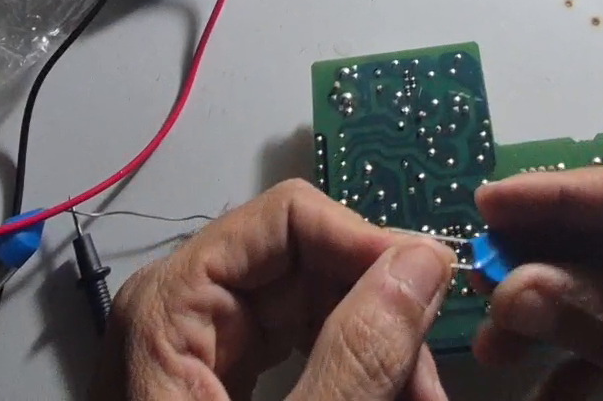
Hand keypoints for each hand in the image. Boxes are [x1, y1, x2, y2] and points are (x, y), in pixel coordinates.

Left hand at [92, 179, 457, 400]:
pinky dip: (348, 371)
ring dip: (372, 345)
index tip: (430, 289)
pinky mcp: (217, 378)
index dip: (364, 242)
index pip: (287, 218)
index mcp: (172, 301)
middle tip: (430, 380)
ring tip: (419, 399)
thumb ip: (356, 357)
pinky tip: (386, 397)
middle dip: (376, 309)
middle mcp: (182, 304)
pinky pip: (298, 345)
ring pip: (311, 303)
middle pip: (304, 261)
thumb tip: (425, 259)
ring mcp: (199, 341)